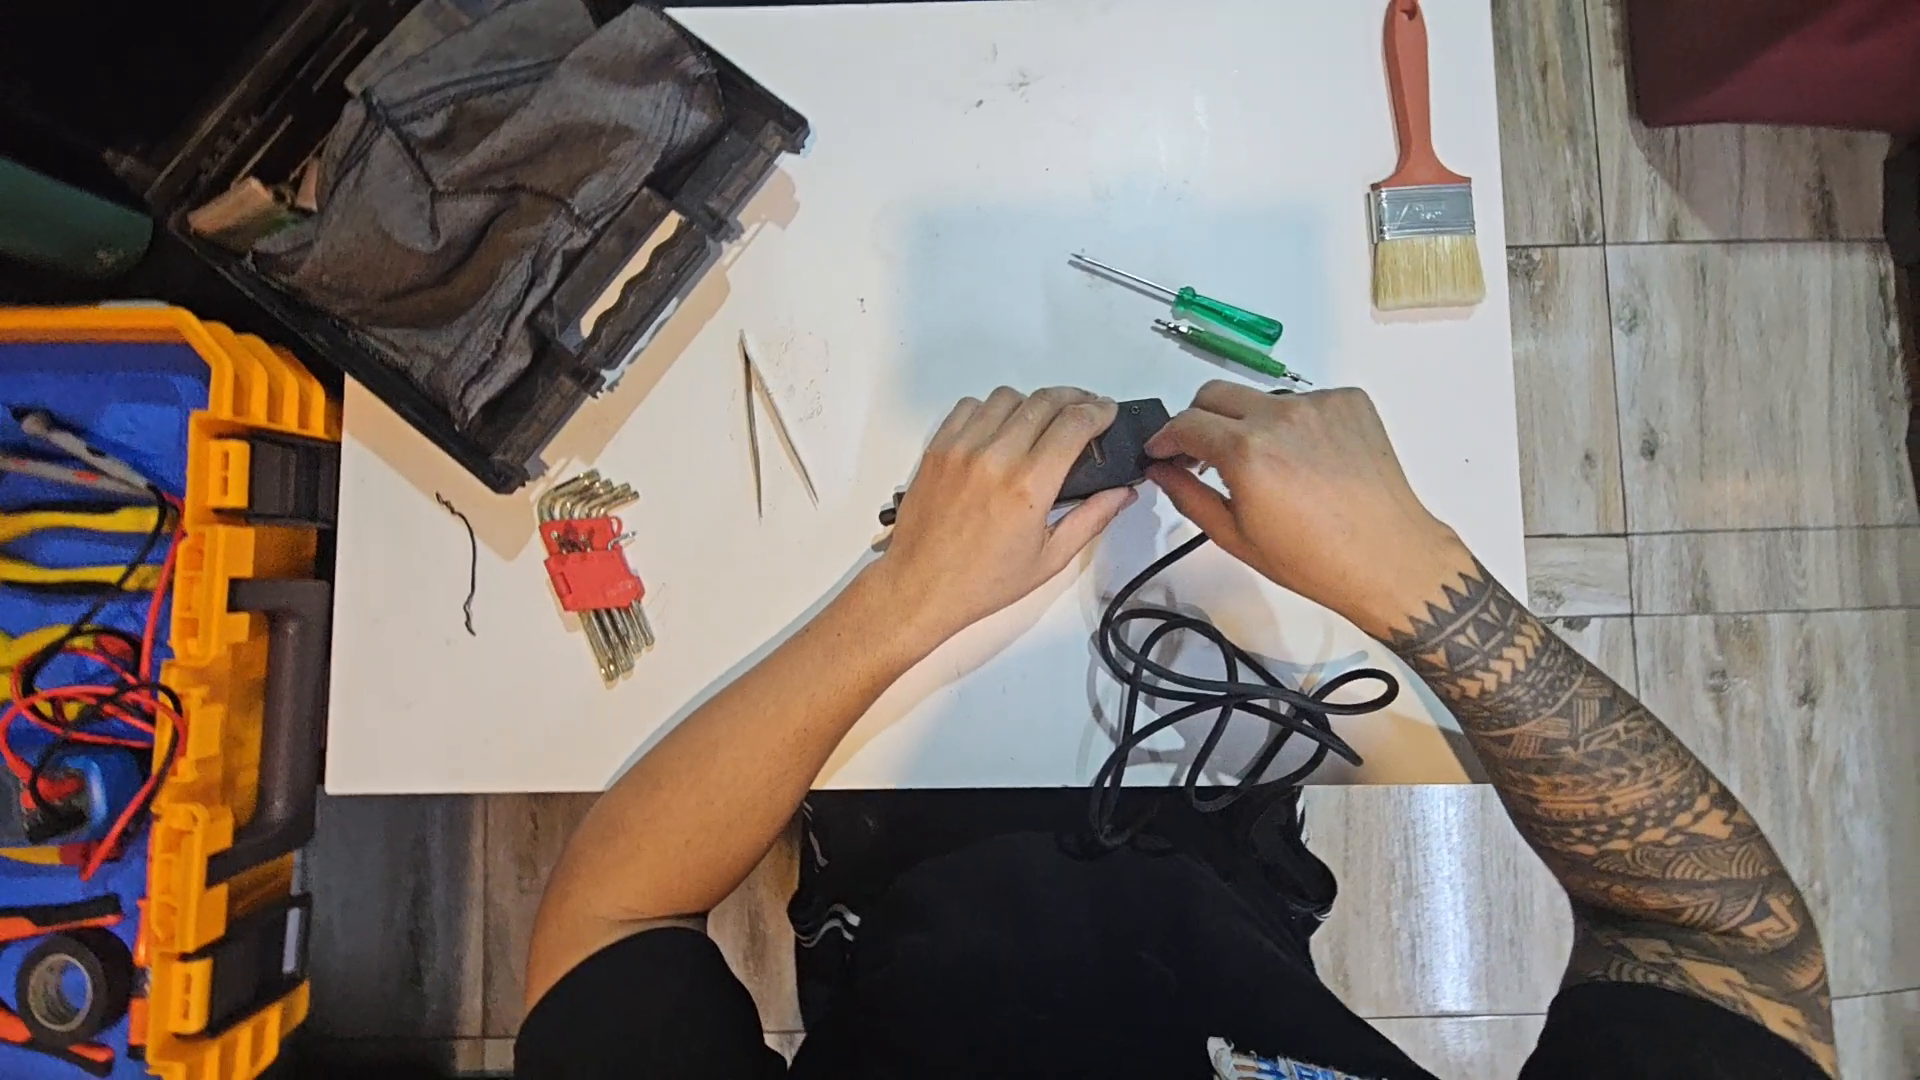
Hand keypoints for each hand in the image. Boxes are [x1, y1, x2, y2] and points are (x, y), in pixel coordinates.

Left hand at [872, 386, 1134, 644]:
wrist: (920, 586)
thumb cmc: (983, 581)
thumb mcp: (1049, 559)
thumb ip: (1091, 519)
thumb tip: (1123, 491)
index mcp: (1028, 487)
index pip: (1073, 424)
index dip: (1098, 411)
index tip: (1107, 413)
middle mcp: (995, 458)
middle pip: (1045, 401)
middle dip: (1074, 399)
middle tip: (1085, 411)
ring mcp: (961, 448)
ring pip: (1007, 397)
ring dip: (1032, 403)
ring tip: (1042, 423)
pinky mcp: (937, 448)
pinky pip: (969, 407)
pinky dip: (992, 409)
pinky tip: (1001, 429)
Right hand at [1144, 382, 1472, 638]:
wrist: (1387, 556)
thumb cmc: (1312, 557)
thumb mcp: (1232, 535)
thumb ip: (1187, 495)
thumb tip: (1160, 471)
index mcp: (1246, 451)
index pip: (1185, 423)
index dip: (1164, 438)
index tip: (1162, 452)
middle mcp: (1281, 416)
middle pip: (1214, 394)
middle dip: (1196, 419)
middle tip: (1198, 453)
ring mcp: (1318, 404)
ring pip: (1258, 396)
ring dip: (1244, 421)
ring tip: (1258, 461)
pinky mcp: (1349, 402)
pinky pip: (1300, 399)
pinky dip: (1288, 421)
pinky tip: (1298, 457)